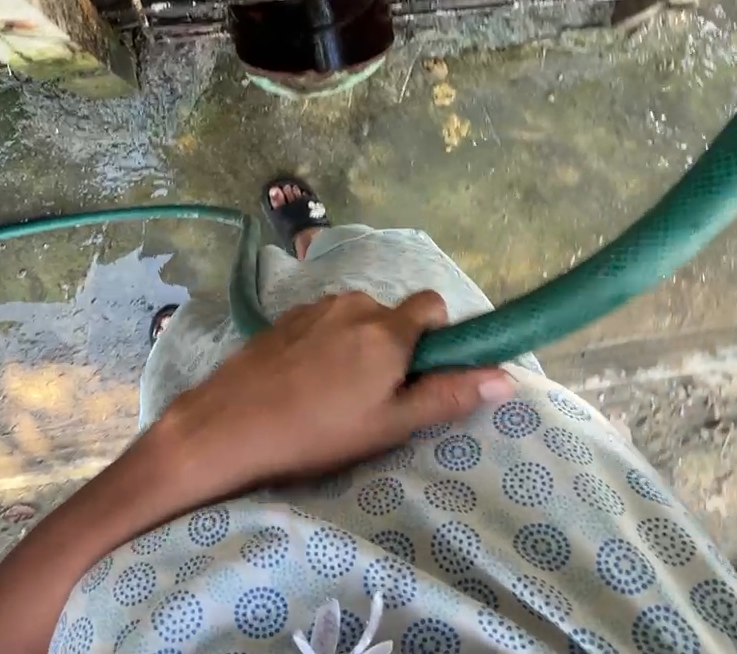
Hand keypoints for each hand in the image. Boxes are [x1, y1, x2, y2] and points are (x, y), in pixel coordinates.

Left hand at [150, 290, 516, 496]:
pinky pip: (323, 322)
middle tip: (375, 395)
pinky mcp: (284, 317)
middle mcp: (352, 304)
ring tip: (335, 393)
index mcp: (385, 328)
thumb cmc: (318, 432)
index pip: (432, 304)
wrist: (230, 423)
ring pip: (355, 319)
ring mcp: (313, 307)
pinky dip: (327, 343)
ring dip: (358, 344)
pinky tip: (305, 380)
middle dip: (395, 346)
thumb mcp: (390, 425)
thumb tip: (506, 376)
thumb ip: (447, 396)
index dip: (438, 335)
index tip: (424, 371)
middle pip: (392, 315)